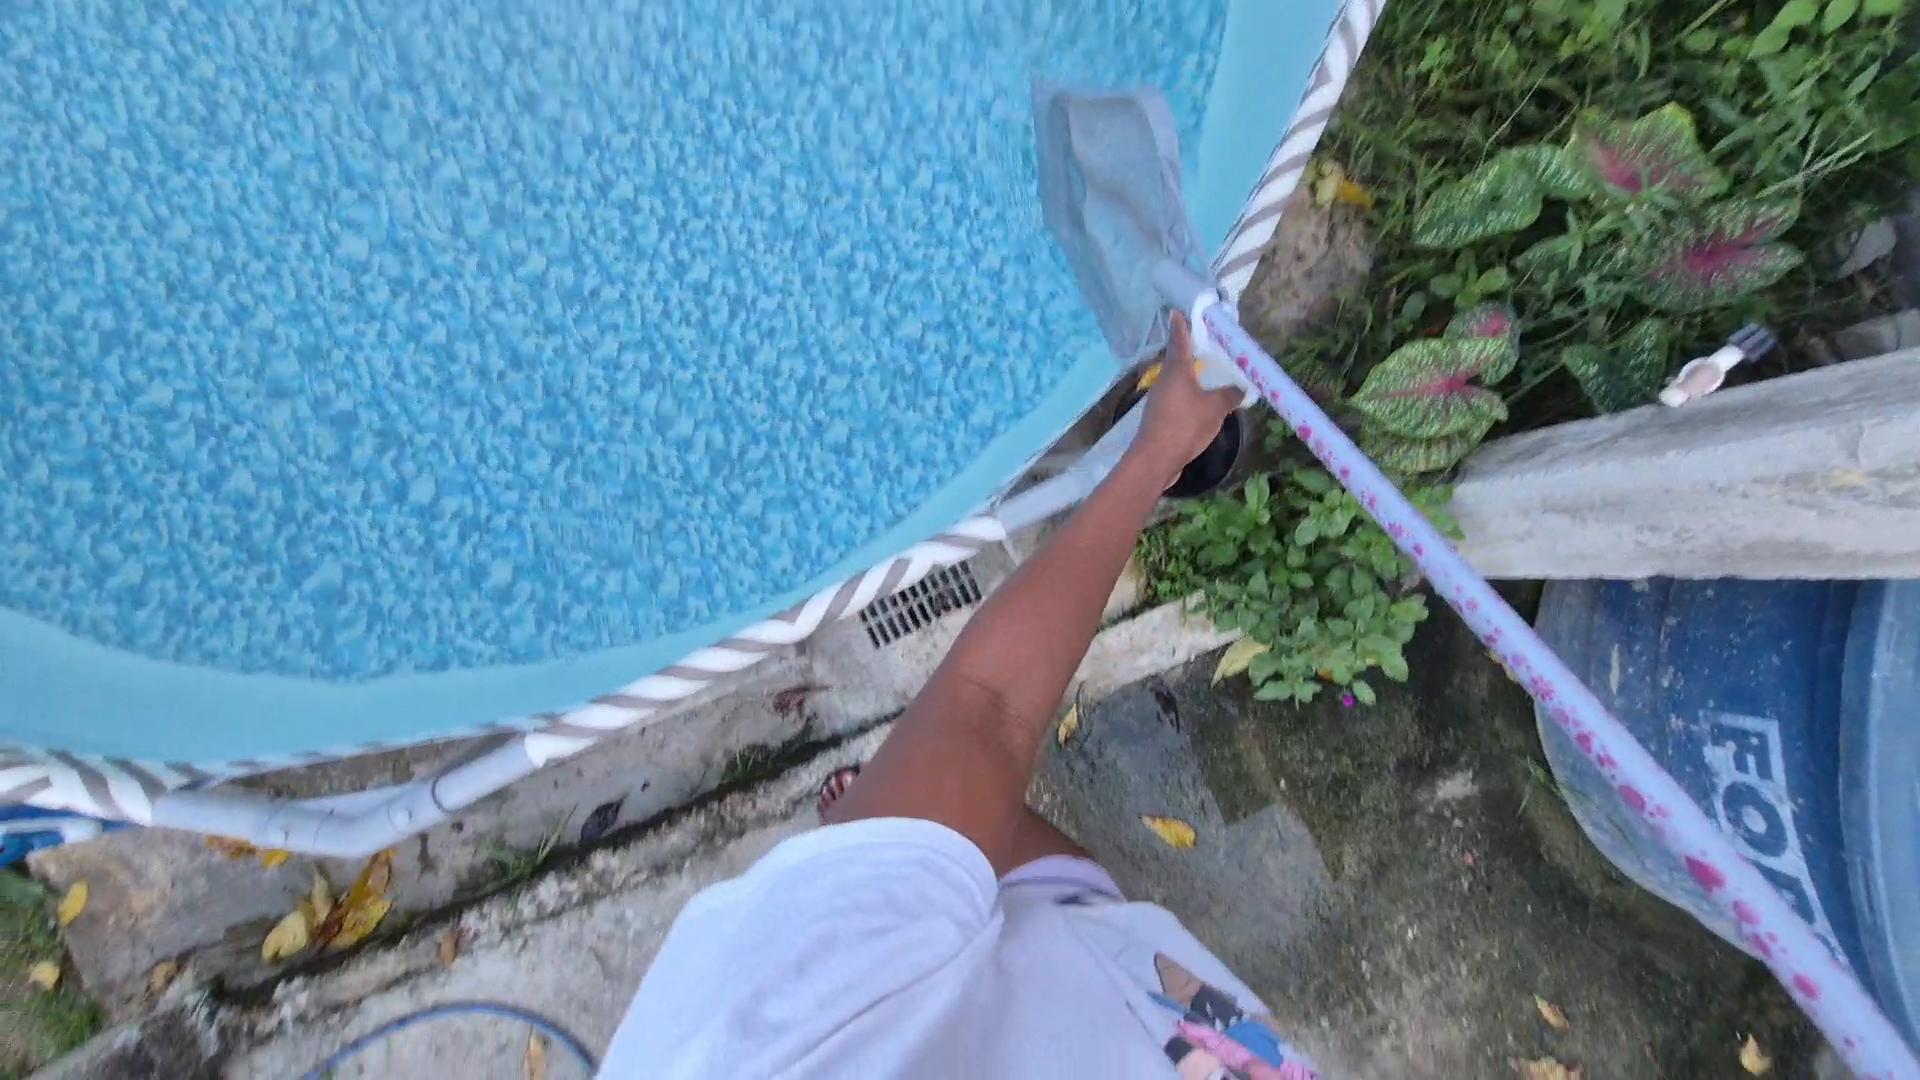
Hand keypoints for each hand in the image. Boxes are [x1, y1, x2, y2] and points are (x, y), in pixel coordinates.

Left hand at [1131, 312, 1242, 488]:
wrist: (1155, 459)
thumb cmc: (1184, 426)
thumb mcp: (1215, 408)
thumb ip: (1230, 395)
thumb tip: (1240, 388)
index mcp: (1176, 371)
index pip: (1179, 340)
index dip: (1181, 325)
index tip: (1177, 311)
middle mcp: (1164, 382)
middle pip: (1177, 361)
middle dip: (1190, 352)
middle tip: (1205, 343)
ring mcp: (1159, 401)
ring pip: (1178, 382)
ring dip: (1191, 377)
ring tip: (1209, 373)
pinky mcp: (1159, 419)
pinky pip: (1178, 401)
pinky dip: (1190, 397)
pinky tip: (1201, 405)